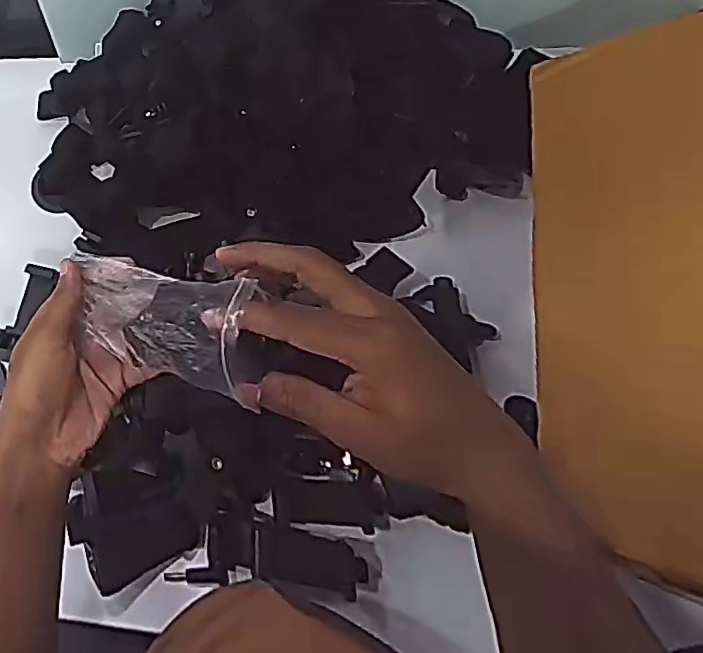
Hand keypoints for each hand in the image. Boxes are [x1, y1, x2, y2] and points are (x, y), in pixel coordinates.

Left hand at [0, 260, 153, 477]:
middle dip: (131, 298)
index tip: (126, 267)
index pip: (85, 291)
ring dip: (145, 323)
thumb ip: (62, 302)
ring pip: (128, 333)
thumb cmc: (30, 393)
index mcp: (57, 323)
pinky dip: (155, 355)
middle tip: (152, 286)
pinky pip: (139, 364)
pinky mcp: (114, 381)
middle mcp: (79, 339)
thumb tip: (70, 268)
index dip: (105, 277)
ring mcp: (98, 360)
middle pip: (111, 310)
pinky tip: (168, 345)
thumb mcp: (44, 337)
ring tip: (166, 309)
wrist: (41, 444)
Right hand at [221, 242, 588, 551]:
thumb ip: (302, 402)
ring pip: (325, 271)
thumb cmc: (431, 445)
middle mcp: (378, 312)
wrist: (484, 449)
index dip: (249, 315)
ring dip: (284, 264)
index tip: (217, 315)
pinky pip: (339, 288)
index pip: (294, 318)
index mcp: (369, 341)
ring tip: (246, 271)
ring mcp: (386, 311)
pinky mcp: (390, 319)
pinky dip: (305, 284)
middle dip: (264, 253)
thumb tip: (255, 386)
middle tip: (226, 256)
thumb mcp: (360, 434)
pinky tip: (286, 299)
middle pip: (312, 264)